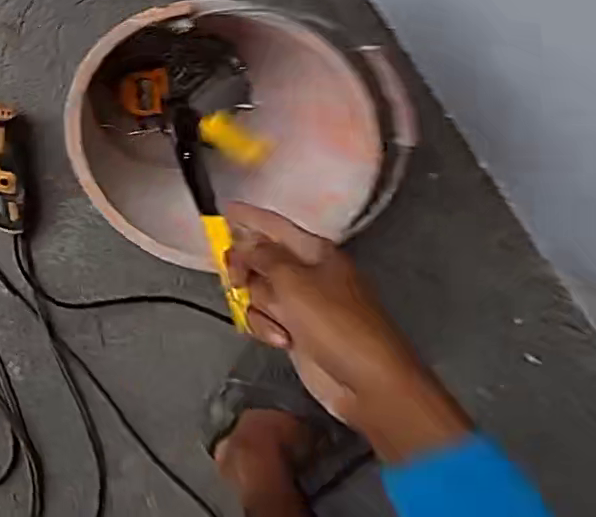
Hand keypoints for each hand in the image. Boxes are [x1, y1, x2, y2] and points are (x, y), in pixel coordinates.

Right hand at [224, 205, 470, 461]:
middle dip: (245, 267)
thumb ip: (260, 255)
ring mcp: (300, 303)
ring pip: (256, 289)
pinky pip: (263, 317)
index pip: (274, 225)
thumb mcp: (292, 280)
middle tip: (235, 277)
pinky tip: (281, 339)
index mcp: (314, 252)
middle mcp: (306, 273)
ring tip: (277, 320)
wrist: (370, 385)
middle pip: (259, 257)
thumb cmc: (335, 323)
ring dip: (259, 304)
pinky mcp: (294, 331)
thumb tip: (244, 245)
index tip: (225, 209)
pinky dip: (267, 326)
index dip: (249, 216)